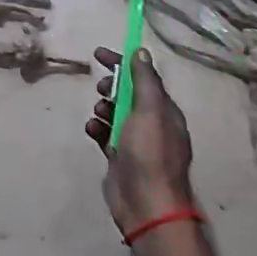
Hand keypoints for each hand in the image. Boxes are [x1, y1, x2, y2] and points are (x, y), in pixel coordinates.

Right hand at [86, 47, 194, 234]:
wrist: (146, 204)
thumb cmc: (150, 153)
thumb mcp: (149, 110)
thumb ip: (145, 80)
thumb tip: (141, 51)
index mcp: (164, 111)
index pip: (143, 77)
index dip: (122, 62)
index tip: (98, 54)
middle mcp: (152, 124)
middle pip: (128, 94)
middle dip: (111, 87)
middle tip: (101, 89)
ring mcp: (135, 142)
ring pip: (115, 114)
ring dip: (103, 108)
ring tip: (98, 114)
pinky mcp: (119, 157)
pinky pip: (105, 134)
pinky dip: (97, 129)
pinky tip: (92, 131)